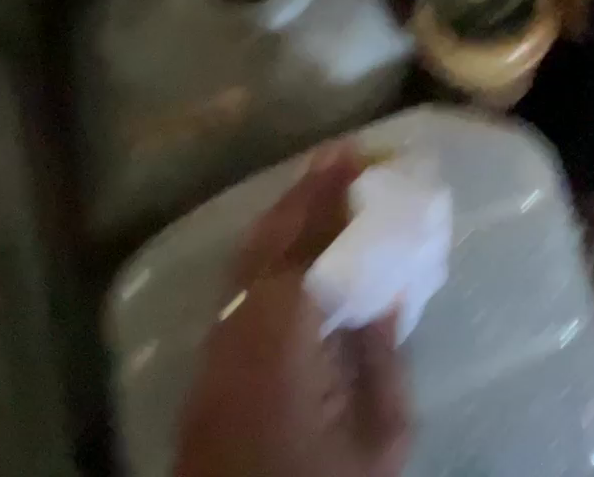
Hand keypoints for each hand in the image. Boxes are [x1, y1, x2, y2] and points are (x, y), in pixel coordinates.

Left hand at [175, 148, 411, 476]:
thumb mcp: (382, 438)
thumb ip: (383, 358)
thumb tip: (384, 289)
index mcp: (283, 352)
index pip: (302, 252)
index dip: (325, 200)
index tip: (355, 157)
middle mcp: (236, 344)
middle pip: (263, 250)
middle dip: (302, 196)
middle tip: (342, 155)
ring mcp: (214, 363)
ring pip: (244, 270)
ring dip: (283, 221)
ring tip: (322, 185)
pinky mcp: (209, 380)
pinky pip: (240, 294)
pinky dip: (269, 255)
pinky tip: (296, 246)